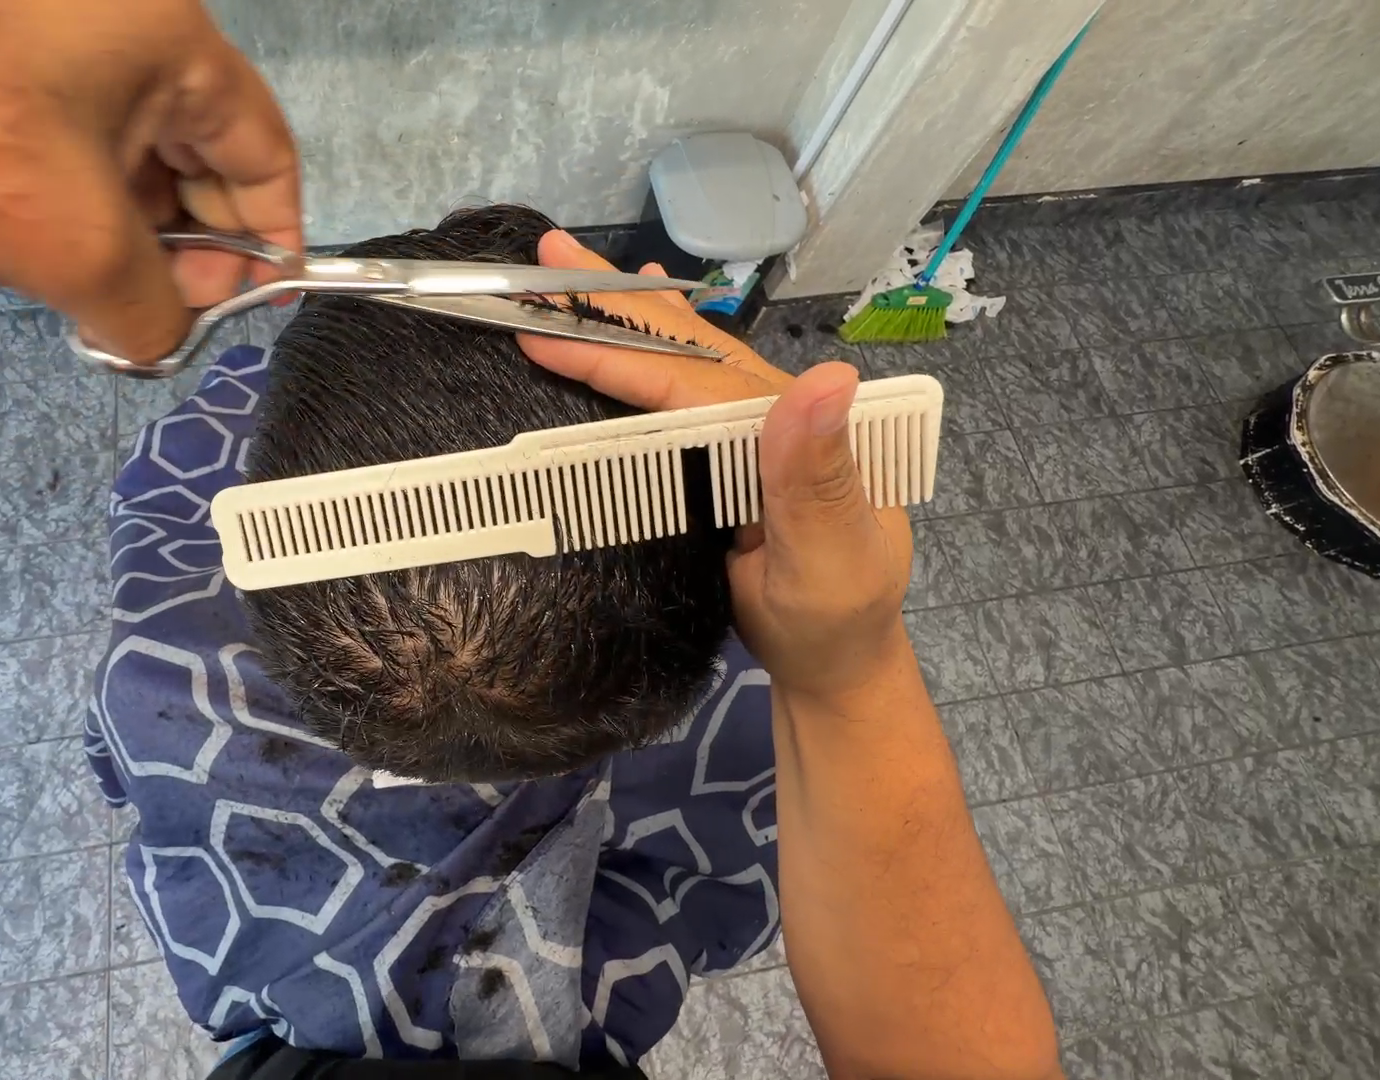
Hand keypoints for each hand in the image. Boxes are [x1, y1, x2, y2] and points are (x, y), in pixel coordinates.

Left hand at [0, 0, 300, 362]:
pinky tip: (65, 253)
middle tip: (175, 311)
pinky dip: (85, 207)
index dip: (274, 236)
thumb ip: (154, 315)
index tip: (259, 301)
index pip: (264, 152)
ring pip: (137, 157)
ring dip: (139, 236)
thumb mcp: (72, 244)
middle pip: (203, 157)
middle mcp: (124, 25)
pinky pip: (77, 145)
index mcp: (169, 40)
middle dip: (199, 245)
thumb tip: (168, 344)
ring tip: (113, 295)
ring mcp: (55, 32)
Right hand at [519, 229, 913, 700]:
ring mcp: (751, 428)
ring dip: (627, 311)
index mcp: (793, 428)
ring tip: (578, 270)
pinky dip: (653, 345)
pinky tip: (643, 315)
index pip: (692, 378)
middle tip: (548, 257)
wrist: (835, 657)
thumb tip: (824, 378)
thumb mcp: (832, 560)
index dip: (617, 351)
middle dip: (614, 300)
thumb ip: (819, 479)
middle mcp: (773, 411)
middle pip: (687, 344)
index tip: (544, 331)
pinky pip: (684, 386)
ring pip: (684, 354)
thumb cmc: (831, 619)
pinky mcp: (730, 451)